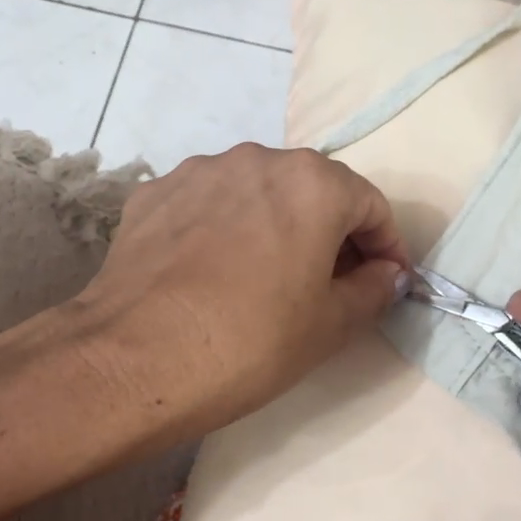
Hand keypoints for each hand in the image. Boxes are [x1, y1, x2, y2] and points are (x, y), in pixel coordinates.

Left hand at [66, 144, 408, 451]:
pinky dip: (225, 229)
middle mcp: (258, 160)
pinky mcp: (153, 194)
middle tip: (333, 283)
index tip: (387, 281)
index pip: (370, 204)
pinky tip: (215, 272)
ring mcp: (198, 173)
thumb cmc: (252, 341)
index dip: (386, 245)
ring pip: (257, 193)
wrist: (133, 360)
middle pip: (313, 190)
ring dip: (277, 225)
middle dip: (332, 232)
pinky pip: (208, 205)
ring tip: (269, 277)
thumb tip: (387, 273)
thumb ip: (374, 289)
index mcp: (313, 183)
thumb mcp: (332, 325)